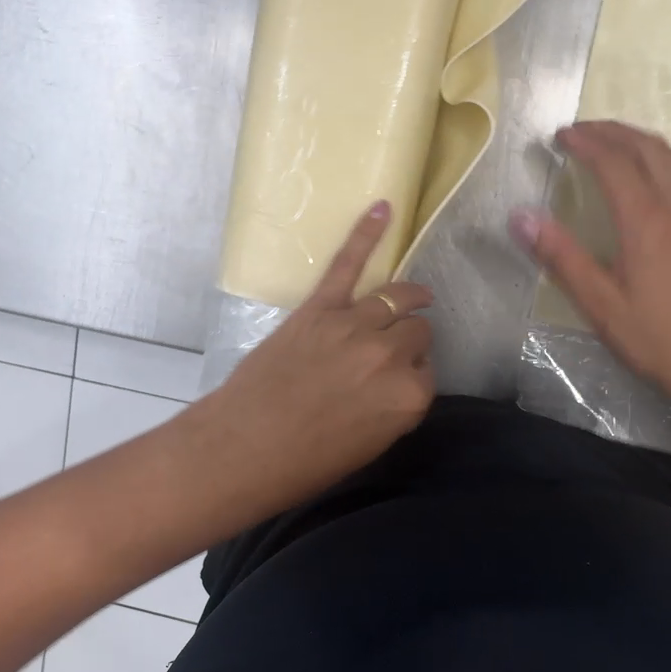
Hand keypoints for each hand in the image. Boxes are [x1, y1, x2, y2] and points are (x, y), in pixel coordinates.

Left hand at [208, 201, 436, 505]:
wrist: (243, 447)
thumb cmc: (306, 462)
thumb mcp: (369, 445)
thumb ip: (392, 408)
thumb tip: (393, 383)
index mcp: (410, 397)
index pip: (427, 374)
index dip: (411, 378)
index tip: (395, 385)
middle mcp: (390, 354)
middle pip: (416, 332)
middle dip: (408, 342)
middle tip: (390, 354)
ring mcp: (355, 325)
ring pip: (396, 298)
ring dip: (409, 297)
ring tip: (416, 296)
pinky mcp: (320, 308)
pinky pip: (347, 264)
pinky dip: (365, 234)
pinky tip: (382, 209)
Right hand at [512, 121, 670, 407]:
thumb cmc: (651, 336)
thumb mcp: (597, 302)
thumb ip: (560, 256)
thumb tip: (520, 217)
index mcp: (645, 221)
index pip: (614, 163)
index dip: (585, 143)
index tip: (559, 136)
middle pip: (646, 149)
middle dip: (611, 131)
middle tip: (580, 131)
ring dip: (638, 139)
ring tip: (610, 141)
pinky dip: (660, 157)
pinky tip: (647, 173)